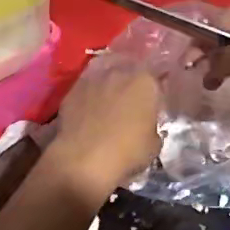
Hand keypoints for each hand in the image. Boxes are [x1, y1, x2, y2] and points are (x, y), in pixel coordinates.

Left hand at [43, 56, 161, 200]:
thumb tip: (145, 125)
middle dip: (132, 83)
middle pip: (130, 70)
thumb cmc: (127, 153)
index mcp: (145, 82)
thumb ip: (152, 126)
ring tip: (111, 100)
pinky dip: (91, 93)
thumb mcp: (154, 144)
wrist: (83, 160)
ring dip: (110, 83)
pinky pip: (88, 86)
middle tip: (133, 100)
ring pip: (106, 72)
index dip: (155, 92)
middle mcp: (120, 71)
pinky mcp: (72, 89)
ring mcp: (93, 77)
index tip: (154, 105)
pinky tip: (91, 108)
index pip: (156, 79)